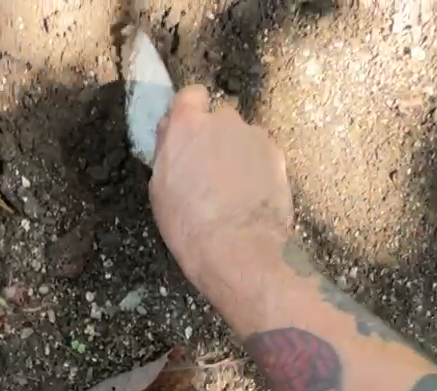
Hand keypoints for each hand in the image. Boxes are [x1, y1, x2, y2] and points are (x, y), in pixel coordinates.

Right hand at [149, 86, 296, 321]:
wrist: (238, 249)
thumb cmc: (190, 227)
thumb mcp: (160, 192)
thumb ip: (167, 152)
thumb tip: (171, 133)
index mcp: (188, 126)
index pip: (190, 95)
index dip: (188, 113)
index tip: (185, 136)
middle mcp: (224, 120)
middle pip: (217, 118)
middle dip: (212, 139)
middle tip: (204, 175)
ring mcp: (254, 135)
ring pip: (240, 138)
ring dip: (234, 156)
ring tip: (228, 195)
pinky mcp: (276, 154)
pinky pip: (260, 156)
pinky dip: (254, 171)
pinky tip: (247, 200)